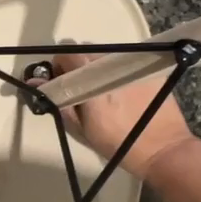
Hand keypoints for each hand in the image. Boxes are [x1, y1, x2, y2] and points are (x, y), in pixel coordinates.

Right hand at [40, 54, 200, 181]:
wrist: (164, 149)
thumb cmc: (118, 143)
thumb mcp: (81, 127)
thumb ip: (59, 101)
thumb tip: (36, 82)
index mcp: (92, 78)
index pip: (68, 54)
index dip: (61, 66)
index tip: (63, 82)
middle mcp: (112, 65)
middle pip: (87, 52)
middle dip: (80, 67)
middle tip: (84, 89)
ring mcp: (134, 65)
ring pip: (107, 56)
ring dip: (100, 68)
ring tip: (108, 91)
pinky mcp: (151, 69)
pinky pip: (127, 62)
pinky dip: (120, 71)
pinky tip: (126, 91)